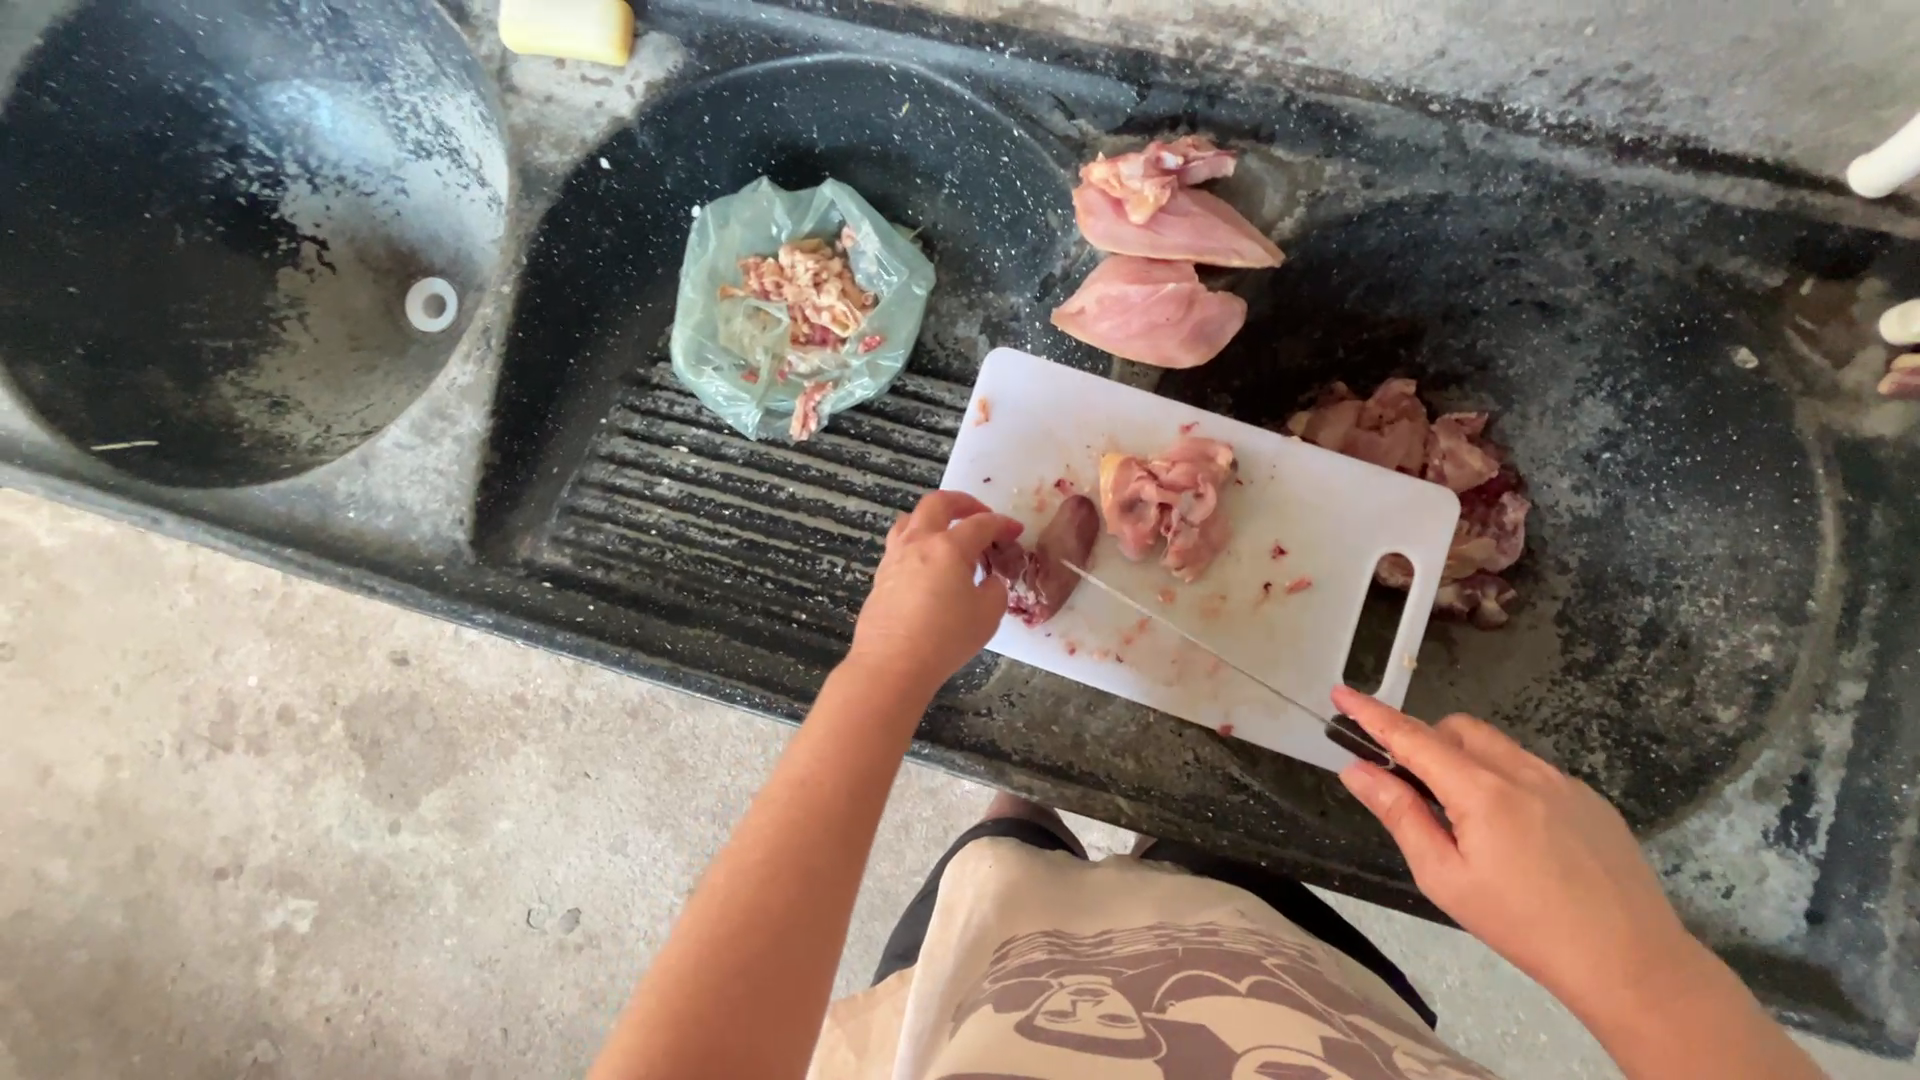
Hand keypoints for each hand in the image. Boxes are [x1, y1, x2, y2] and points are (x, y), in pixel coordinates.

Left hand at [847, 491, 1022, 699]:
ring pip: (911, 519)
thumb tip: (987, 581)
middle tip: (980, 514)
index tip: (1014, 531)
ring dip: (933, 518)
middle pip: (938, 503)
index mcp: (949, 547)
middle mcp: (919, 543)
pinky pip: (900, 544)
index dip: (1002, 524)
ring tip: (947, 533)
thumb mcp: (987, 615)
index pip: (981, 524)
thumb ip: (994, 589)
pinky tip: (927, 564)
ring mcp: (895, 557)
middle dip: (963, 502)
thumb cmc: (945, 639)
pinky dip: (918, 542)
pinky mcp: (881, 576)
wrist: (892, 664)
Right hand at [1332, 685, 1705, 1015]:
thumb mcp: (1443, 877)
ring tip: (1469, 819)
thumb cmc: (1522, 925)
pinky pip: (1531, 769)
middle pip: (1456, 728)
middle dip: (1425, 742)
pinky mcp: (1590, 799)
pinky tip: (1519, 836)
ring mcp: (1563, 781)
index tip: (1341, 693)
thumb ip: (1399, 815)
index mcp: (1481, 791)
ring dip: (1465, 760)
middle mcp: (1522, 771)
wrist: (1633, 964)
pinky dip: (1505, 781)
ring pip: (1495, 746)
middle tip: (1416, 789)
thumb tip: (1357, 770)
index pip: (1411, 737)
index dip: (1371, 714)